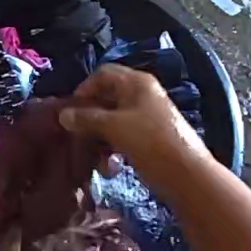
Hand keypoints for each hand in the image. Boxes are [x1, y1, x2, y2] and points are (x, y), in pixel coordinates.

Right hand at [58, 64, 214, 200]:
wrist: (188, 176)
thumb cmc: (150, 142)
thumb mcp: (113, 127)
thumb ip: (86, 118)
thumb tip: (62, 114)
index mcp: (136, 83)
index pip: (102, 74)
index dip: (84, 89)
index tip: (70, 111)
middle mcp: (141, 95)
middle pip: (105, 98)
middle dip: (88, 117)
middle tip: (75, 135)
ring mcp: (145, 116)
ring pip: (111, 120)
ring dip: (98, 137)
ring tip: (93, 158)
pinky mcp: (148, 137)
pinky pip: (121, 136)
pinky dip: (111, 148)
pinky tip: (108, 167)